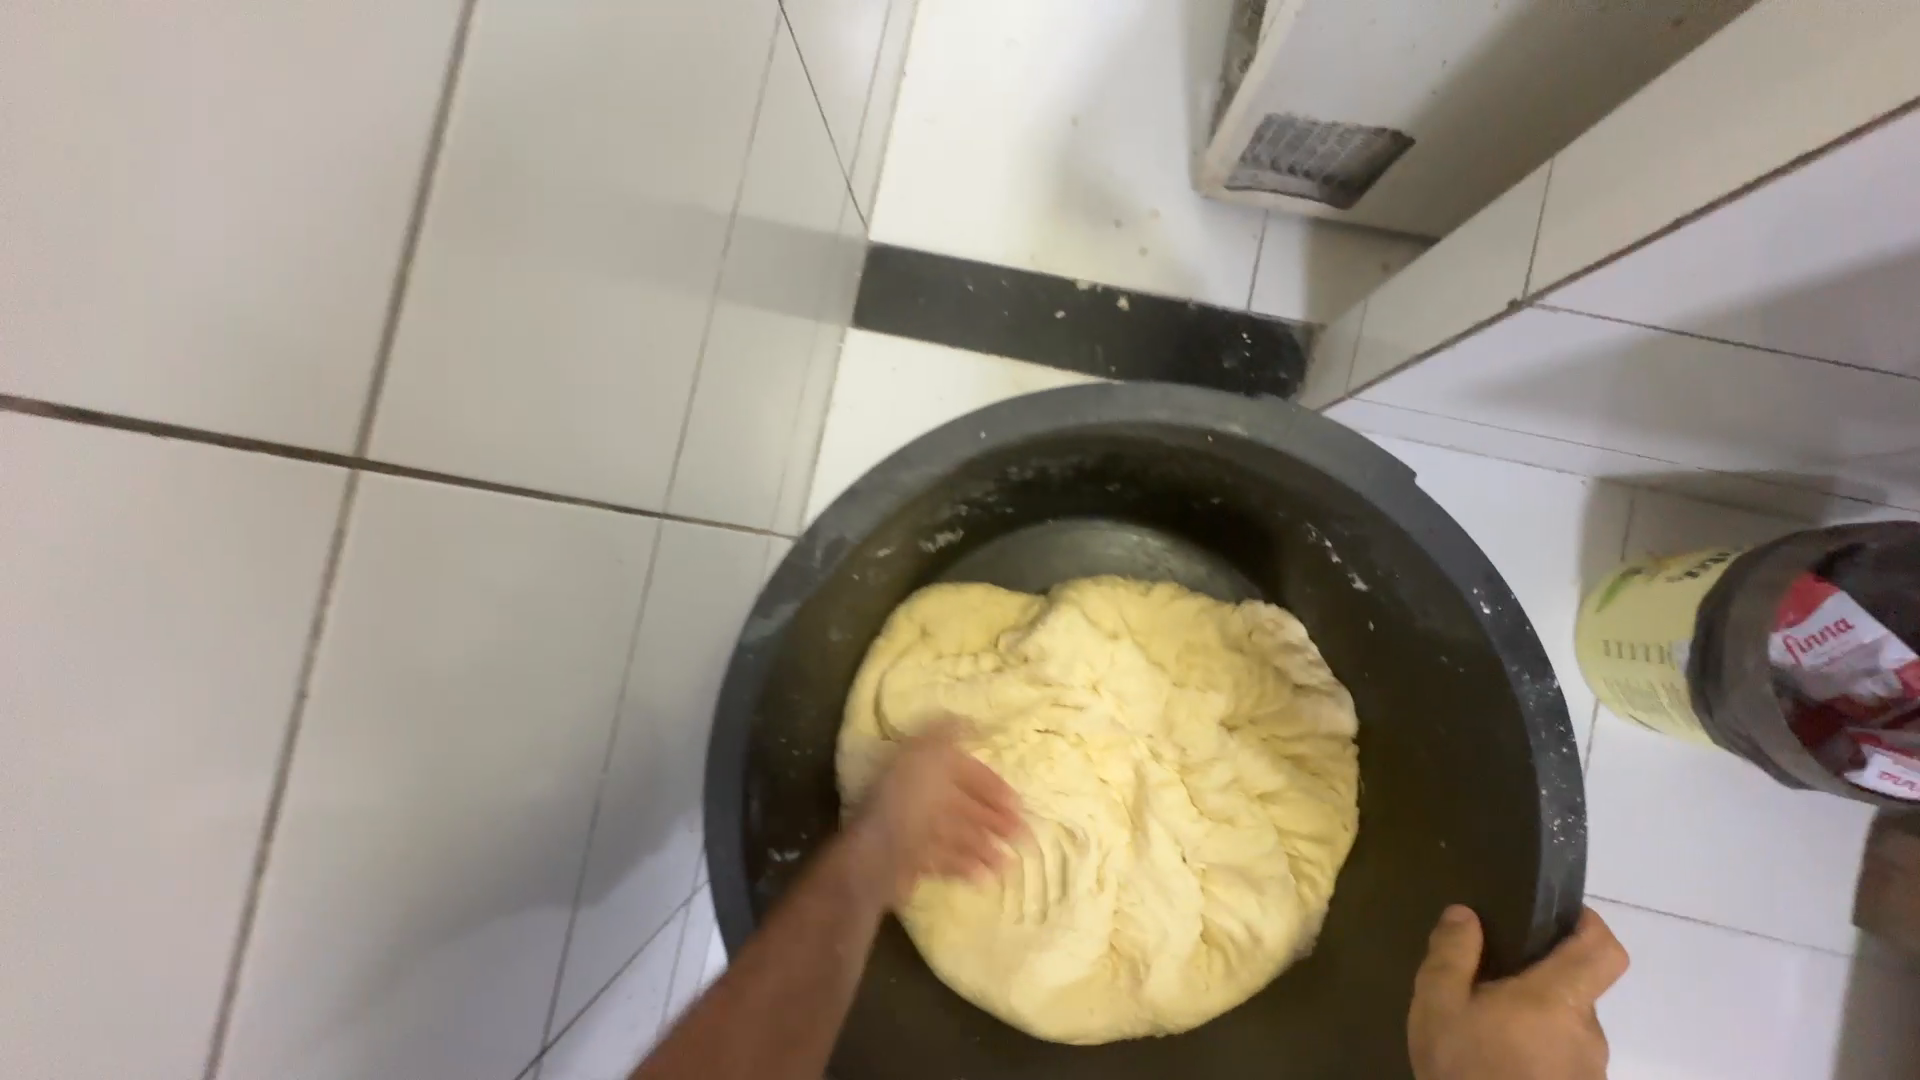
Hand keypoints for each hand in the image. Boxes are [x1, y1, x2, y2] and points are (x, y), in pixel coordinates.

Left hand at [848, 720, 1025, 903]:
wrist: (879, 852)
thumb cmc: (909, 800)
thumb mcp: (928, 753)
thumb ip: (948, 733)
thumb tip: (969, 719)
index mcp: (928, 768)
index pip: (968, 772)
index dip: (993, 785)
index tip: (1018, 803)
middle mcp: (923, 795)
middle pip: (967, 805)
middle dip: (996, 818)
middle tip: (1024, 834)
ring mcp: (919, 829)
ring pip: (960, 834)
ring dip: (986, 846)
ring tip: (1009, 861)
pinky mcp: (916, 859)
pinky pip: (946, 860)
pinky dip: (966, 865)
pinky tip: (986, 875)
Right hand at [1409, 906, 1628, 1079]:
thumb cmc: (1467, 1069)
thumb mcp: (1438, 1001)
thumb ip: (1453, 952)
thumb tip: (1467, 914)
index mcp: (1558, 1000)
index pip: (1604, 951)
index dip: (1590, 923)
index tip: (1559, 911)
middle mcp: (1588, 1033)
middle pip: (1574, 988)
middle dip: (1533, 977)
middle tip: (1480, 978)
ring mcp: (1589, 1072)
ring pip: (1564, 1024)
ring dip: (1530, 1015)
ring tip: (1478, 1025)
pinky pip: (1561, 1056)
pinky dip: (1532, 1047)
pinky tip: (1491, 1059)